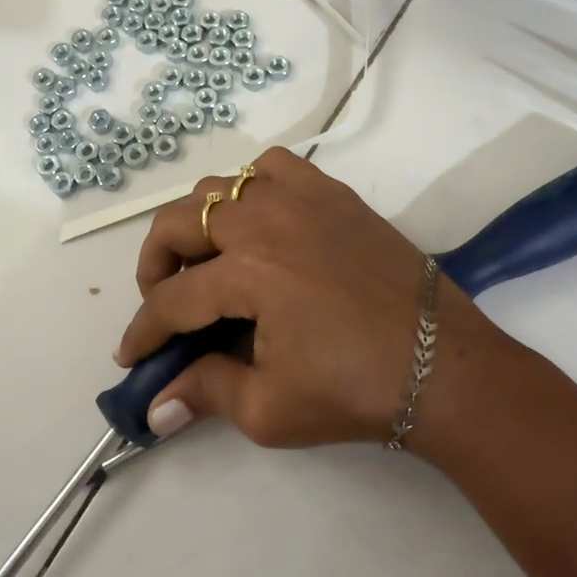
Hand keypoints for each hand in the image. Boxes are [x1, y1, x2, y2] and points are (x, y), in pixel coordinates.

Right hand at [114, 147, 516, 447]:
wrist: (445, 368)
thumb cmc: (356, 391)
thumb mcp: (270, 409)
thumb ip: (205, 393)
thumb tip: (154, 409)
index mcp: (248, 274)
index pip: (171, 300)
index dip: (143, 332)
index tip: (131, 357)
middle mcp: (265, 221)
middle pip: (178, 223)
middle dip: (154, 266)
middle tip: (163, 304)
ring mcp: (302, 198)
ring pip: (220, 186)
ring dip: (198, 223)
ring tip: (209, 263)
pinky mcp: (334, 194)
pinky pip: (274, 167)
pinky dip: (252, 187)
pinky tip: (258, 223)